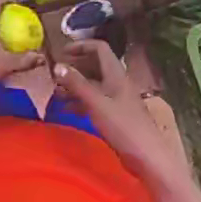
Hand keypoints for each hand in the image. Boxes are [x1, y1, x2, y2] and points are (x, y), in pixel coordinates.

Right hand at [52, 40, 189, 187]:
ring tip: (55, 91)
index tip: (62, 52)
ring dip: (76, 85)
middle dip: (75, 66)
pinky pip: (95, 101)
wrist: (146, 155)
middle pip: (95, 65)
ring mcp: (117, 98)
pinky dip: (81, 101)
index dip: (81, 45)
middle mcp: (117, 81)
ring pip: (94, 84)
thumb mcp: (96, 103)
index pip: (99, 48)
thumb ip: (77, 84)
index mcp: (116, 73)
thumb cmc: (122, 125)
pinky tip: (67, 109)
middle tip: (55, 73)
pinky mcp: (115, 114)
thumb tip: (57, 65)